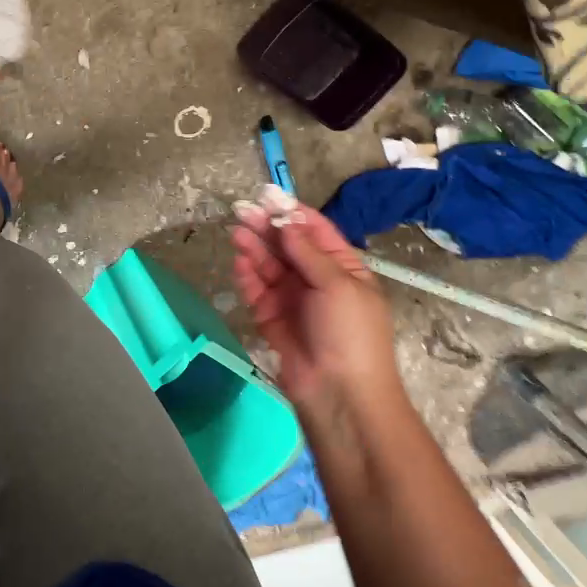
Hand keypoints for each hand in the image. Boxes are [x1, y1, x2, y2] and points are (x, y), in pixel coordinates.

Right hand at [231, 200, 399, 409]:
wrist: (338, 390)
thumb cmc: (350, 333)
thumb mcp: (337, 285)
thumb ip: (307, 251)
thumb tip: (284, 221)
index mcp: (344, 269)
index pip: (316, 231)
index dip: (293, 213)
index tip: (269, 196)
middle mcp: (316, 280)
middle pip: (287, 246)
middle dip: (267, 227)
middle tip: (242, 210)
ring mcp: (292, 299)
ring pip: (268, 265)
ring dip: (253, 247)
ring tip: (236, 231)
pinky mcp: (270, 316)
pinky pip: (256, 289)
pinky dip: (247, 274)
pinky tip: (239, 260)